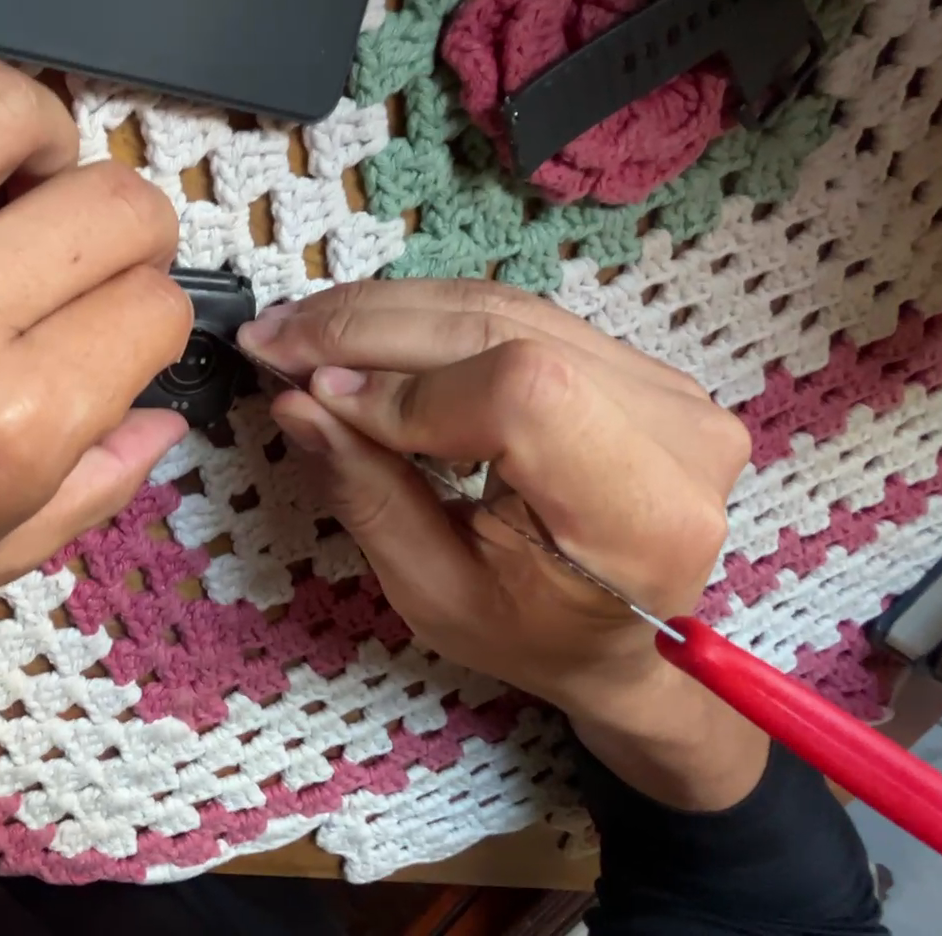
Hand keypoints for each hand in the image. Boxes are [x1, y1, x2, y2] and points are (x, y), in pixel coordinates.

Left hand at [0, 54, 190, 693]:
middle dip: (133, 226)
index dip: (155, 320)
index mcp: (3, 431)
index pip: (153, 310)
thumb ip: (95, 482)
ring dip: (33, 146)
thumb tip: (166, 408)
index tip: (121, 334)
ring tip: (6, 194)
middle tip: (90, 255)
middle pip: (111, 200)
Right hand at [239, 279, 767, 808]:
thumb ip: (365, 491)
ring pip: (490, 304)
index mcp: (639, 513)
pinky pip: (501, 311)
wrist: (615, 638)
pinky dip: (412, 314)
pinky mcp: (622, 358)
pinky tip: (350, 326)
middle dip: (362, 329)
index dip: (403, 390)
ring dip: (376, 311)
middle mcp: (672, 427)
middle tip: (268, 338)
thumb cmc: (525, 634)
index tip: (314, 397)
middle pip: (495, 329)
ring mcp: (656, 380)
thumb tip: (295, 402)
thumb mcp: (429, 591)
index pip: (519, 396)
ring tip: (294, 328)